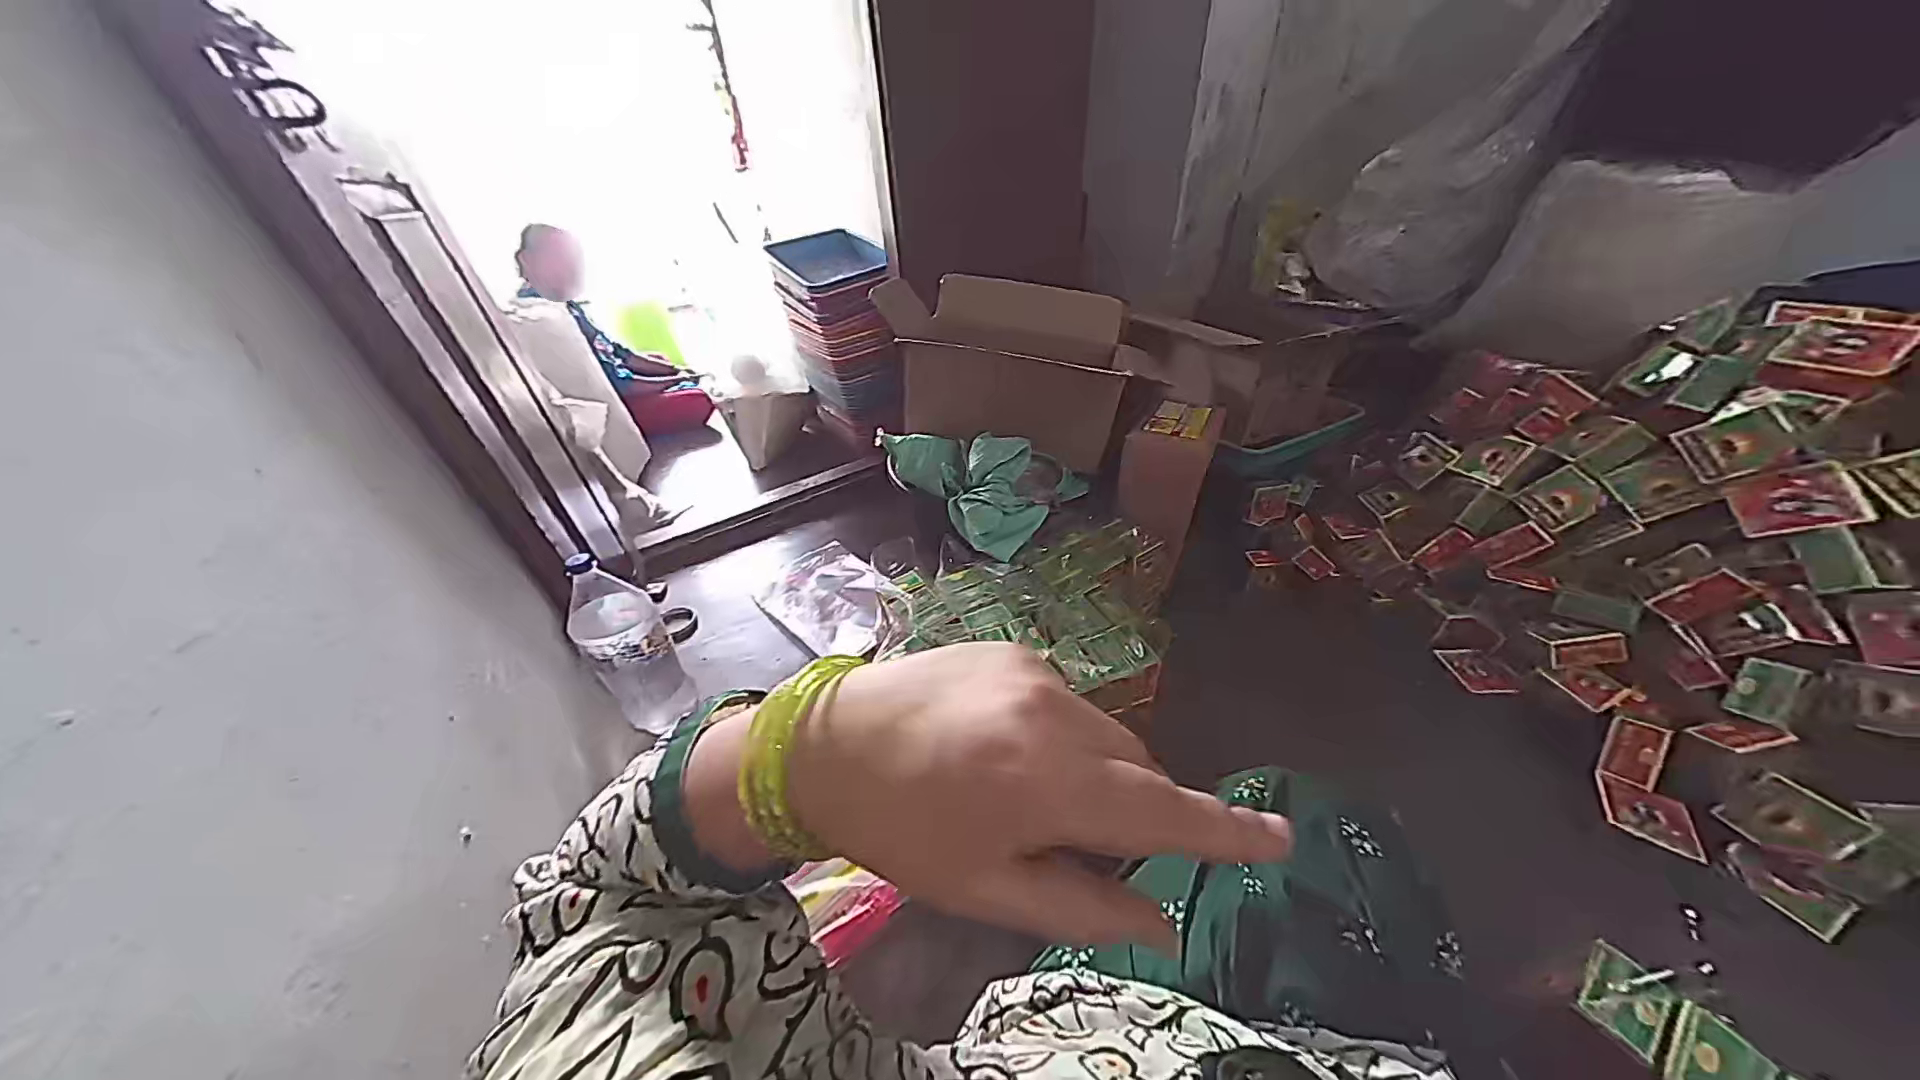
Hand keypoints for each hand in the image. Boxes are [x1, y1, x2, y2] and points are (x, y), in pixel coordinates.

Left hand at [781, 644, 1291, 949]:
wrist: (826, 740)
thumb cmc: (900, 827)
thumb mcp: (984, 888)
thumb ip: (1082, 905)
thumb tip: (1161, 922)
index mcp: (1046, 779)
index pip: (1162, 811)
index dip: (1225, 831)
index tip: (1279, 838)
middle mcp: (1054, 710)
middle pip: (1137, 766)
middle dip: (1130, 806)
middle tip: (1074, 834)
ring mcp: (1034, 669)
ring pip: (1104, 732)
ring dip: (1091, 767)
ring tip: (1022, 788)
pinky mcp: (1014, 649)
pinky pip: (1065, 701)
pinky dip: (1058, 732)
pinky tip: (1001, 746)